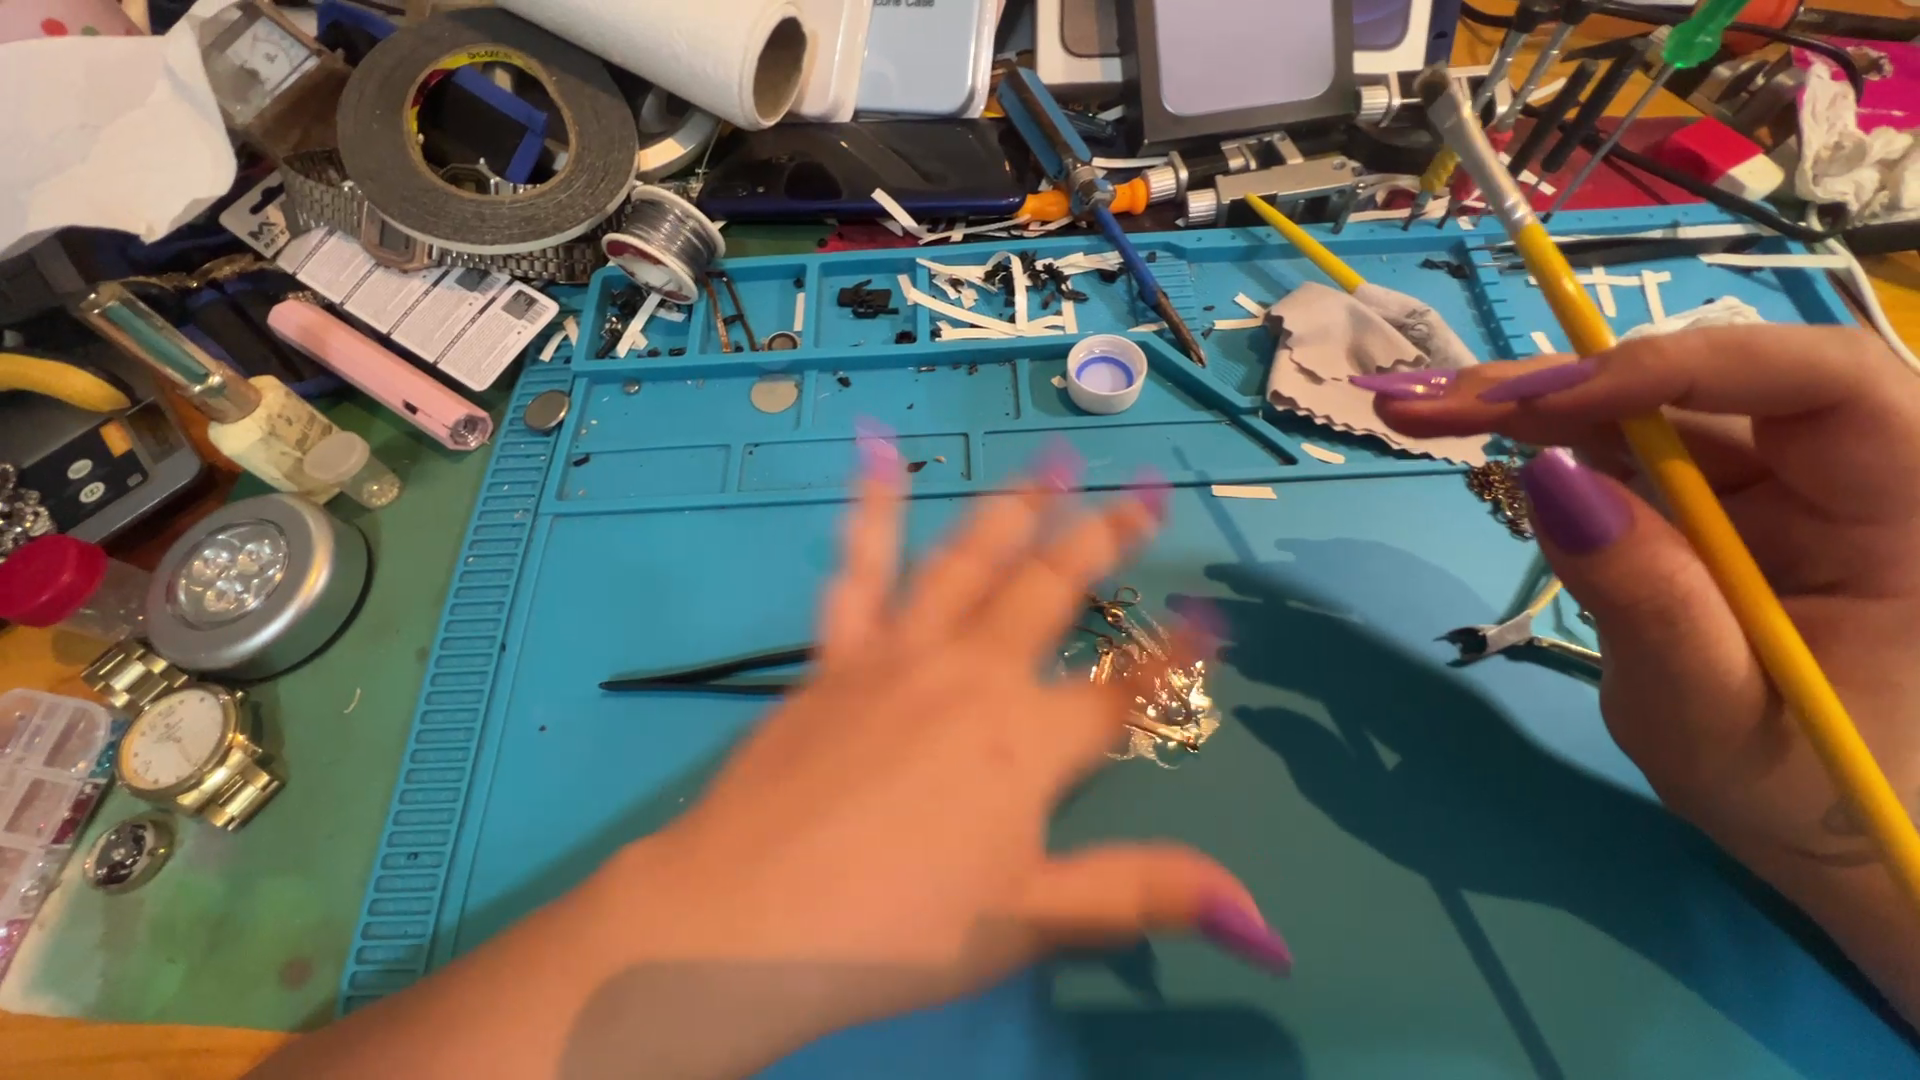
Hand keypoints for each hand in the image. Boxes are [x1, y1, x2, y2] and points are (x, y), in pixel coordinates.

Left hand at [596, 433, 1288, 1064]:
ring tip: (1050, 459)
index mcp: (1027, 742)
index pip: (1123, 690)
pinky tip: (875, 450)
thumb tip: (1265, 922)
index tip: (1216, 615)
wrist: (743, 919)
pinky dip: (870, 508)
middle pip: (1051, 593)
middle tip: (1144, 490)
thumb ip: (1140, 895)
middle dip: (1105, 540)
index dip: (1175, 656)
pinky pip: (858, 568)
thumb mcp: (1028, 921)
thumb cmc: (893, 929)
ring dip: (1014, 507)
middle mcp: (972, 674)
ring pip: (969, 561)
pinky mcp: (837, 653)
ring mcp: (900, 652)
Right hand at [1353, 325, 1919, 1017]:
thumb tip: (1546, 476)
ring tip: (1421, 411)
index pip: (1816, 385)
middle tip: (1429, 402)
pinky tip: (1466, 431)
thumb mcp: (1709, 710)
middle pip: (1700, 386)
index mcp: (1906, 517)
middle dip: (1556, 387)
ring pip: (1644, 411)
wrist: (1832, 831)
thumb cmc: (1803, 788)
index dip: (1674, 370)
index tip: (1538, 408)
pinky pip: (1622, 454)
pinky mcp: (1707, 507)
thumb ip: (1642, 595)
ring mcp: (1768, 488)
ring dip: (1525, 405)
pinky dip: (1537, 440)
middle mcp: (1839, 477)